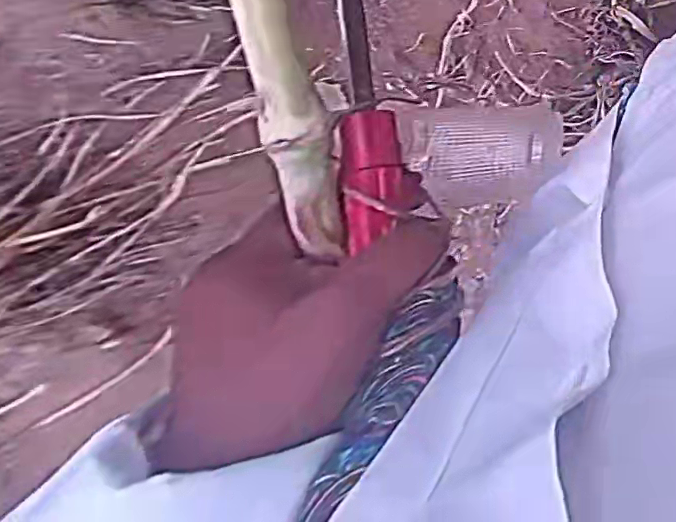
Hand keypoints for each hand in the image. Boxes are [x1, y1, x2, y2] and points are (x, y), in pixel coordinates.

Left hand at [149, 203, 447, 471]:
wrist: (244, 482)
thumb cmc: (281, 389)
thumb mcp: (349, 308)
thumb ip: (399, 251)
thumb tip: (435, 223)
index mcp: (240, 262)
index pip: (316, 196)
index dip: (367, 193)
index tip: (411, 203)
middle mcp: (240, 283)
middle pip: (334, 234)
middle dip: (383, 246)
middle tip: (414, 265)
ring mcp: (252, 320)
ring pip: (339, 273)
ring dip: (380, 282)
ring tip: (400, 307)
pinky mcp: (270, 349)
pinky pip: (332, 306)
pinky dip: (366, 310)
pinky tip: (381, 332)